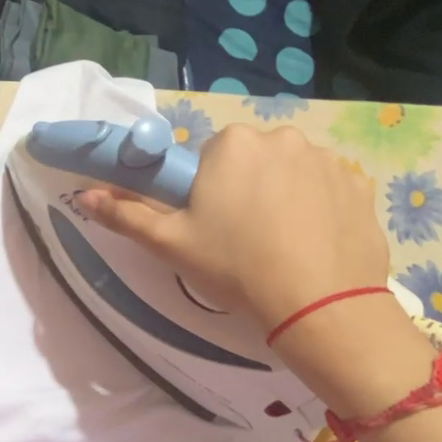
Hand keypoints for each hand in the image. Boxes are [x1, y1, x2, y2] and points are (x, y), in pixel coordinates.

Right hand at [75, 124, 426, 411]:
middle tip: (239, 238)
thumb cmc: (233, 267)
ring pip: (289, 173)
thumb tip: (82, 195)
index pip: (208, 156)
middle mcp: (281, 136)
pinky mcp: (359, 184)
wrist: (317, 304)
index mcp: (230, 143)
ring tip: (278, 245)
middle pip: (251, 159)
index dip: (205, 190)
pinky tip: (309, 244)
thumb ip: (125, 214)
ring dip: (281, 196)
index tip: (209, 223)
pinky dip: (317, 209)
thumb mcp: (169, 244)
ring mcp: (326, 158)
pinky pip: (326, 189)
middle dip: (243, 188)